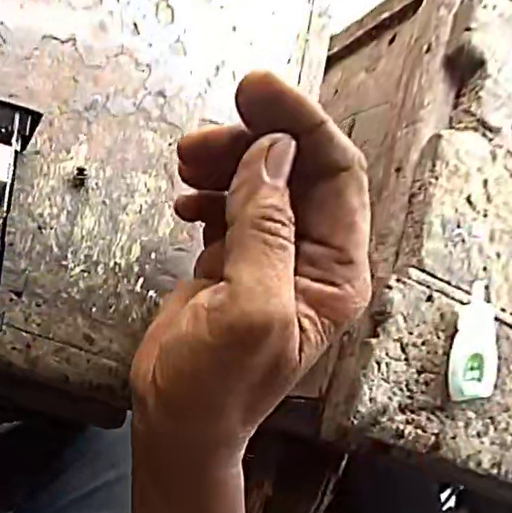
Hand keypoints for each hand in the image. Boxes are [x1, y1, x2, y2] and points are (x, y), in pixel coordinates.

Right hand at [130, 72, 370, 461]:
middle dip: (251, 143)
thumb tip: (273, 153)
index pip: (335, 175)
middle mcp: (308, 260)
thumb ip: (265, 229)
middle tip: (198, 139)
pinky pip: (228, 208)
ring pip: (257, 185)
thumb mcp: (248, 308)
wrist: (177, 422)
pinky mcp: (231, 265)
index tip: (255, 90)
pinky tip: (184, 203)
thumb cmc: (216, 384)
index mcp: (334, 272)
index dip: (300, 126)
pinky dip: (206, 194)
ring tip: (183, 163)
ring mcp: (268, 260)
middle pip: (294, 172)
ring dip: (223, 164)